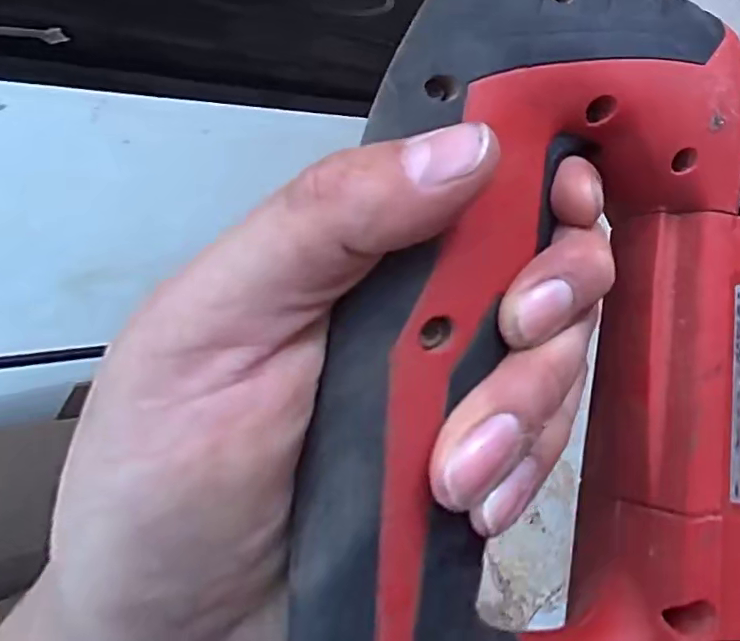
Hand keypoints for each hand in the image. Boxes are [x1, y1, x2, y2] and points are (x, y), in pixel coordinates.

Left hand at [0, 124, 611, 640]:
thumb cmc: (170, 461)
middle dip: (563, 286)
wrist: (179, 628)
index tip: (568, 201)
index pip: (499, 174)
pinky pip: (556, 431)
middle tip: (520, 329)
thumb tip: (469, 146)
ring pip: (569, 345)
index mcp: (391, 237)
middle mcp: (451, 291)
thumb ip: (333, 215)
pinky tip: (469, 500)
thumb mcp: (220, 318)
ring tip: (453, 468)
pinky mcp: (503, 443)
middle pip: (563, 251)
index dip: (553, 173)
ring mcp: (481, 369)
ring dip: (529, 402)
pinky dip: (524, 465)